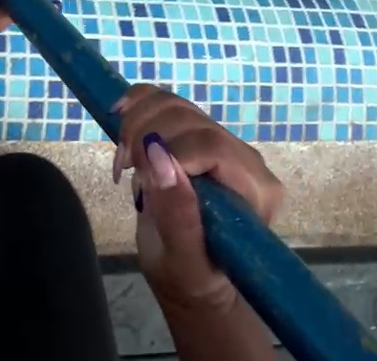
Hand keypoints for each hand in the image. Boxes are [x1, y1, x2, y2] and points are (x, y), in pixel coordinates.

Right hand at [114, 84, 285, 313]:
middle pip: (189, 119)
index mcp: (256, 189)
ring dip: (136, 123)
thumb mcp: (183, 261)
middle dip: (146, 136)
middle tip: (126, 170)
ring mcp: (219, 139)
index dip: (170, 150)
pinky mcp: (193, 131)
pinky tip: (120, 117)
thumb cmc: (192, 278)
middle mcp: (244, 157)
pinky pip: (164, 99)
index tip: (142, 176)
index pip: (212, 144)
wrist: (187, 275)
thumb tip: (159, 157)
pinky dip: (137, 103)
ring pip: (173, 104)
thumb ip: (178, 215)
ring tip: (125, 161)